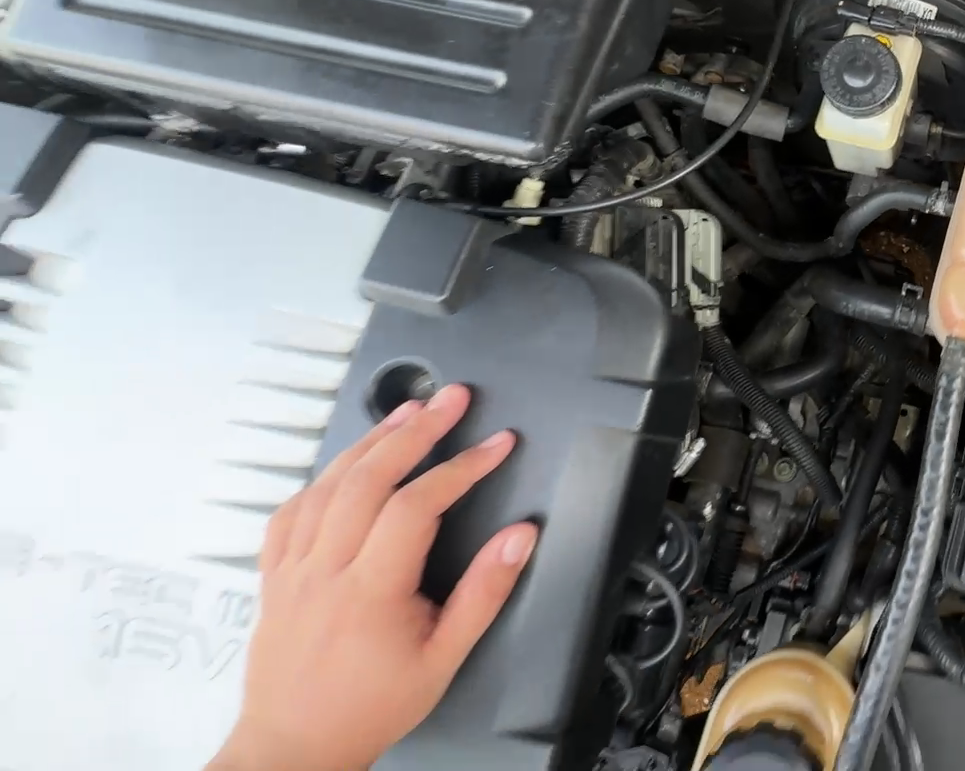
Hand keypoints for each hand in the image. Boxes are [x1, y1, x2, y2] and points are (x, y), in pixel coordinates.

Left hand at [209, 385, 538, 770]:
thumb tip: (521, 536)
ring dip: (371, 440)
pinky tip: (350, 460)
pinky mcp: (274, 576)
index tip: (499, 445)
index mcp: (367, 593)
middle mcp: (322, 574)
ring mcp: (291, 572)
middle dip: (416, 430)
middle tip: (452, 399)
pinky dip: (324, 475)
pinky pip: (290, 511)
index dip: (463, 467)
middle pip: (365, 480)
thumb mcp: (447, 656)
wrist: (292, 751)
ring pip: (325, 486)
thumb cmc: (370, 706)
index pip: (415, 507)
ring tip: (409, 410)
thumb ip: (486, 591)